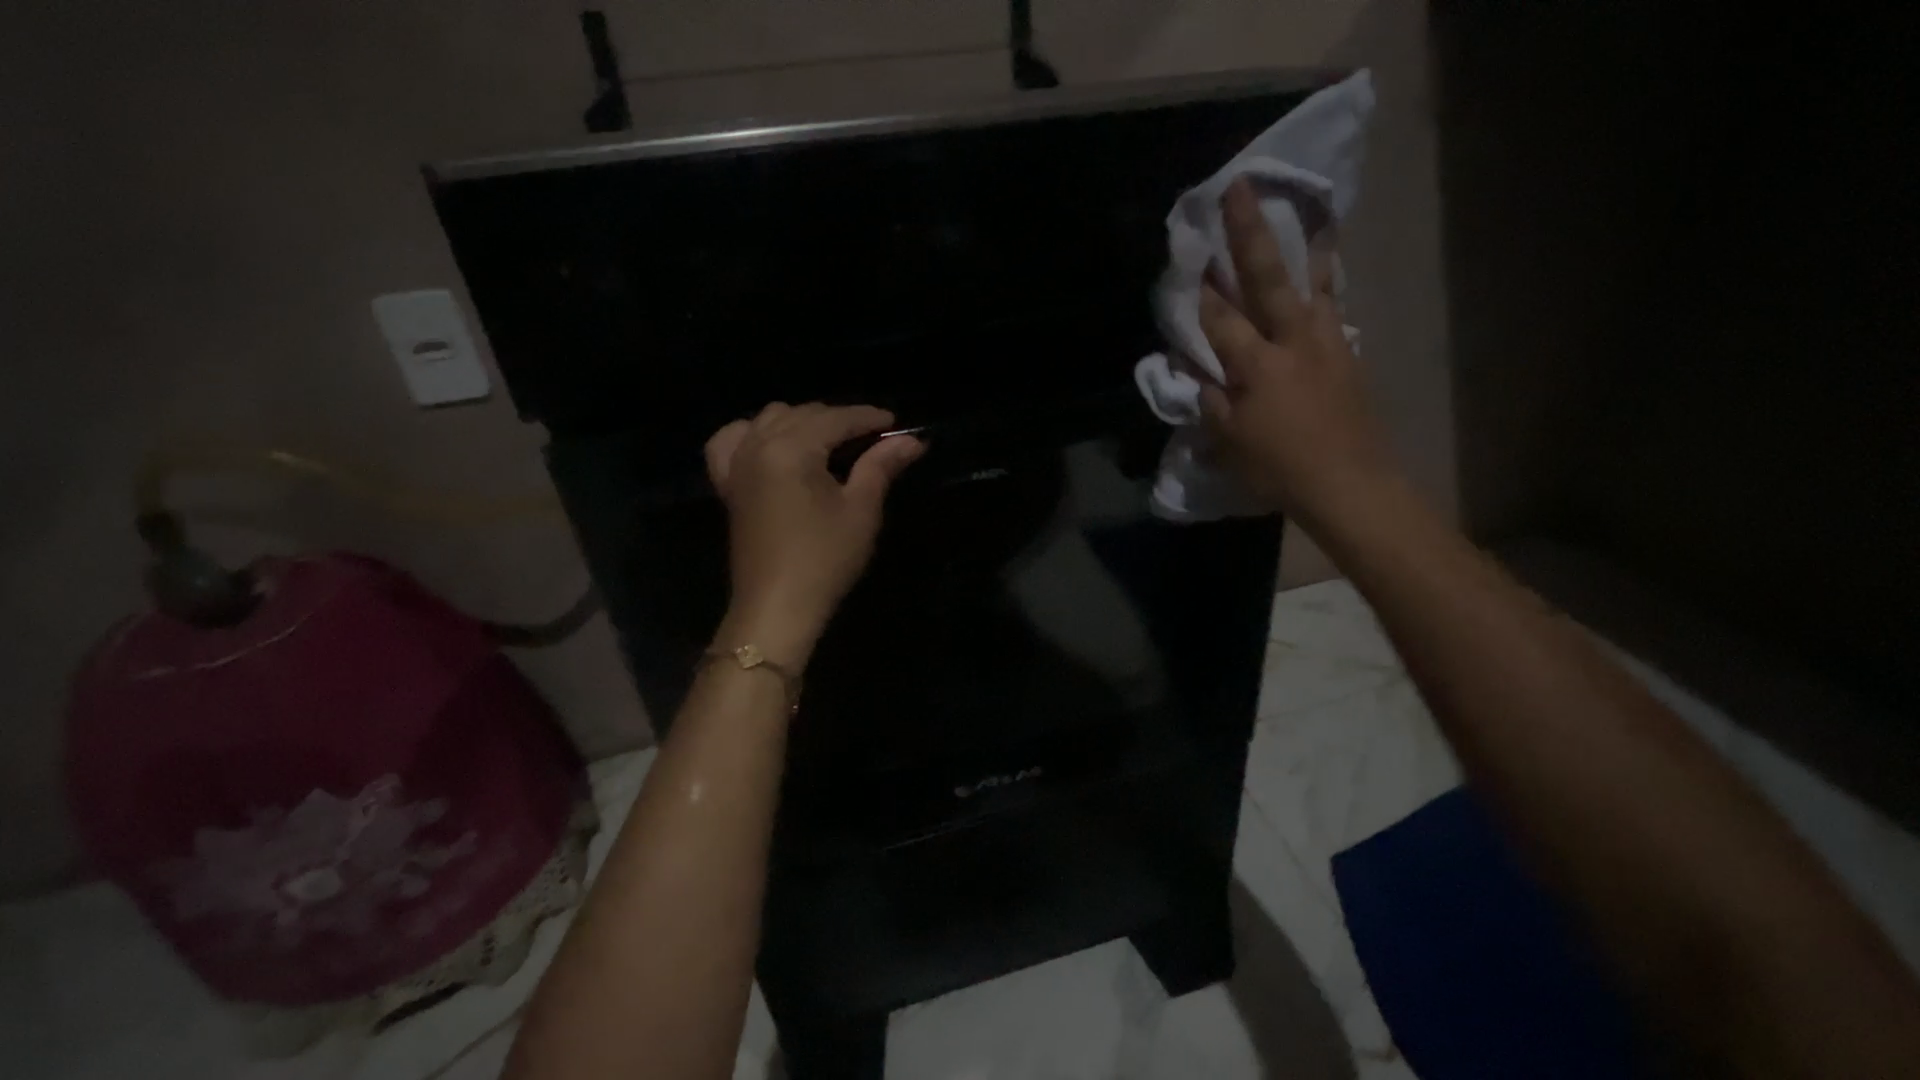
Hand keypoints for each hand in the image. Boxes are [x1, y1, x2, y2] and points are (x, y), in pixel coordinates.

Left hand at [704, 403, 923, 668]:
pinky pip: (732, 440)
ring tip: (831, 444)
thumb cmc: (824, 560)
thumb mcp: (860, 511)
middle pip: (804, 414)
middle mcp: (758, 444)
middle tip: (873, 442)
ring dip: (802, 422)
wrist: (776, 608)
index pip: (836, 419)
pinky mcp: (728, 483)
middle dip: (839, 420)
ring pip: (770, 419)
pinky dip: (752, 433)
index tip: (897, 425)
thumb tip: (912, 441)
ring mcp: (736, 463)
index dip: (869, 418)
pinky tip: (771, 444)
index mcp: (791, 448)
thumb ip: (880, 466)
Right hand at [1199, 178, 1404, 532]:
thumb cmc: (1282, 468)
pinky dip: (1326, 283)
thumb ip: (1214, 404)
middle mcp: (1292, 341)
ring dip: (1303, 245)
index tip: (1189, 256)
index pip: (1221, 318)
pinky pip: (1332, 308)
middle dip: (1247, 233)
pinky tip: (1323, 271)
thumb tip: (1204, 377)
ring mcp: (1326, 344)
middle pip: (1266, 278)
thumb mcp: (1231, 443)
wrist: (1352, 485)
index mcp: (1257, 364)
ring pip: (1312, 283)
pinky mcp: (1347, 355)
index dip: (1202, 290)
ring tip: (1305, 209)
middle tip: (1238, 189)